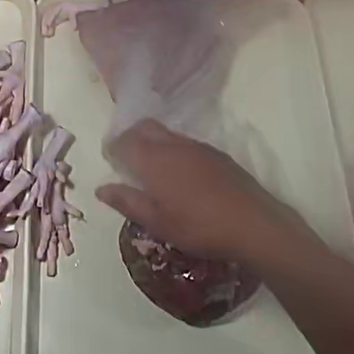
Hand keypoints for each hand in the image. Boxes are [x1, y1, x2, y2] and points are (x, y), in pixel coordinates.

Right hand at [97, 121, 315, 262]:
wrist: (252, 223)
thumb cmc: (198, 226)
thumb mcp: (157, 222)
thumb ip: (127, 202)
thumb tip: (101, 189)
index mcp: (155, 160)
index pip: (125, 141)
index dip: (114, 148)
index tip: (110, 160)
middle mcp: (175, 145)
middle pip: (146, 127)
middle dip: (131, 137)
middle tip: (126, 159)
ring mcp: (199, 147)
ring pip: (167, 134)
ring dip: (154, 143)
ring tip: (152, 169)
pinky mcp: (217, 155)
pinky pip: (186, 143)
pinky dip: (174, 150)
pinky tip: (181, 175)